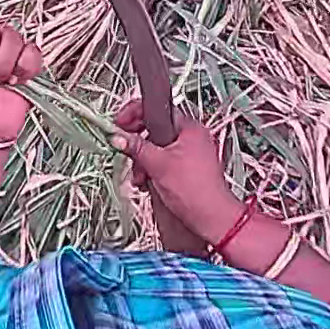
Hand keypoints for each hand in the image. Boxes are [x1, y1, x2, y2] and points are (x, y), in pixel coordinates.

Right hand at [110, 101, 240, 244]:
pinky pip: (162, 160)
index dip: (134, 114)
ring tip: (139, 174)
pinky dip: (151, 168)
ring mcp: (190, 152)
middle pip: (153, 129)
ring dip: (142, 159)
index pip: (156, 109)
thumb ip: (135, 147)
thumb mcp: (157, 164)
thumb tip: (117, 136)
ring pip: (156, 147)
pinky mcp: (187, 167)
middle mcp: (191, 137)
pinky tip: (146, 180)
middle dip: (136, 142)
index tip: (119, 123)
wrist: (212, 219)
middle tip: (124, 147)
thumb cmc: (196, 191)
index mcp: (189, 127)